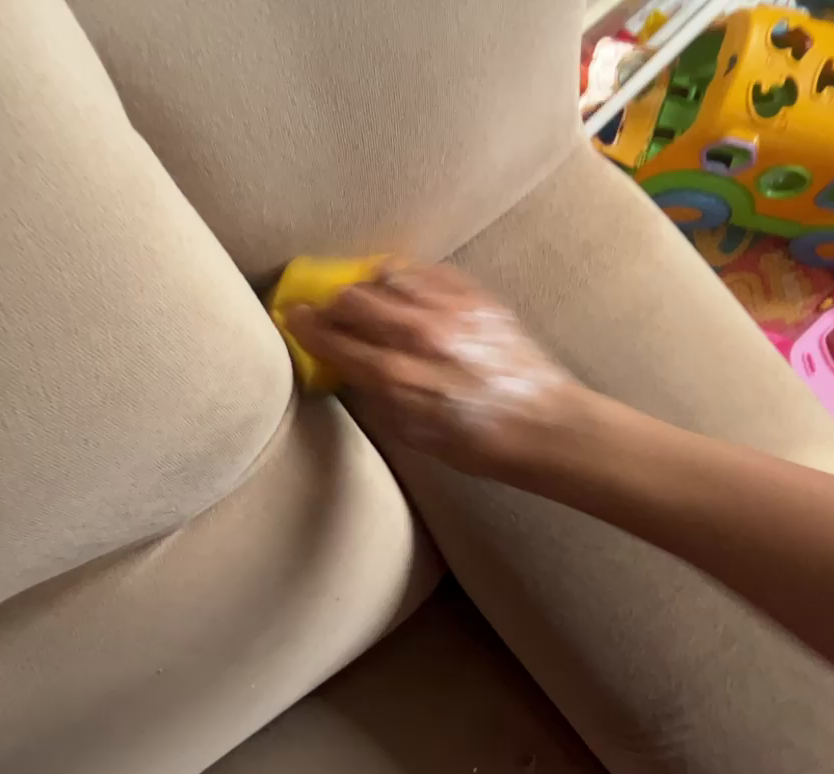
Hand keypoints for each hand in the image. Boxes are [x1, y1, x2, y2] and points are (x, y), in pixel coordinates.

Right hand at [285, 264, 588, 477]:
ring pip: (386, 275)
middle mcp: (418, 335)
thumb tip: (350, 369)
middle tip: (325, 311)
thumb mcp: (412, 435)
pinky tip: (401, 288)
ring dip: (366, 285)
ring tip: (364, 298)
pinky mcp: (476, 296)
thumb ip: (375, 396)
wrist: (542, 425)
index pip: (335, 340)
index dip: (306, 326)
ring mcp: (449, 309)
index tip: (292, 317)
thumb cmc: (476, 444)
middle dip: (330, 304)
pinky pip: (426, 270)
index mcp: (398, 377)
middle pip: (353, 299)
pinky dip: (404, 276)